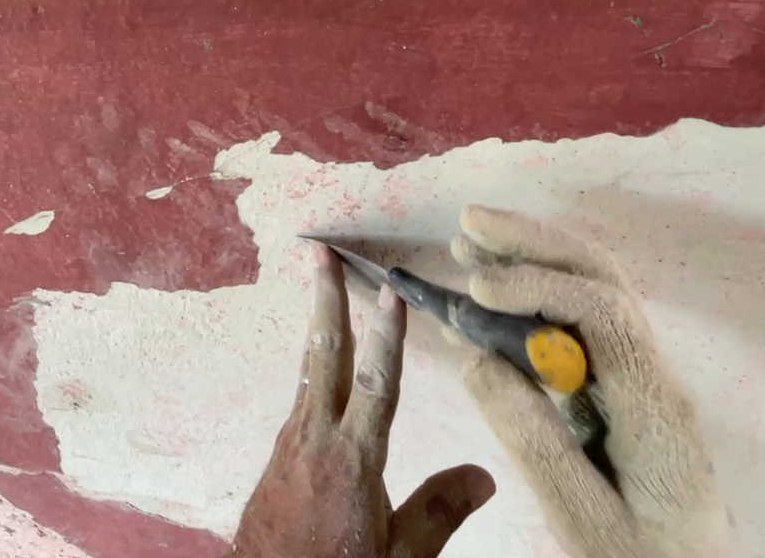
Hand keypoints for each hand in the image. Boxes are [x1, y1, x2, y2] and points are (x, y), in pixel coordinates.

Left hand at [231, 243, 494, 557]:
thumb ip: (438, 512)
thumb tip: (483, 474)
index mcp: (353, 458)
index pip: (376, 384)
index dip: (388, 337)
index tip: (391, 292)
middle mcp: (316, 434)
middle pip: (326, 353)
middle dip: (326, 298)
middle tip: (318, 252)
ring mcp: (293, 436)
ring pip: (311, 366)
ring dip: (319, 321)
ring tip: (320, 282)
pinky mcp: (281, 446)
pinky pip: (303, 391)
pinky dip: (315, 359)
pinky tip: (323, 352)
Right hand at [451, 206, 732, 557]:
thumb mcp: (585, 522)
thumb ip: (533, 441)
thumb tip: (477, 356)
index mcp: (654, 409)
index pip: (604, 313)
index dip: (537, 286)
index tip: (477, 292)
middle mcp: (651, 372)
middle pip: (600, 277)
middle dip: (532, 241)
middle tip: (468, 224)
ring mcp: (635, 369)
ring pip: (588, 283)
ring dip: (527, 253)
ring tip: (467, 242)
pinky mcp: (614, 376)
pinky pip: (571, 312)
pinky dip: (525, 285)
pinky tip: (482, 289)